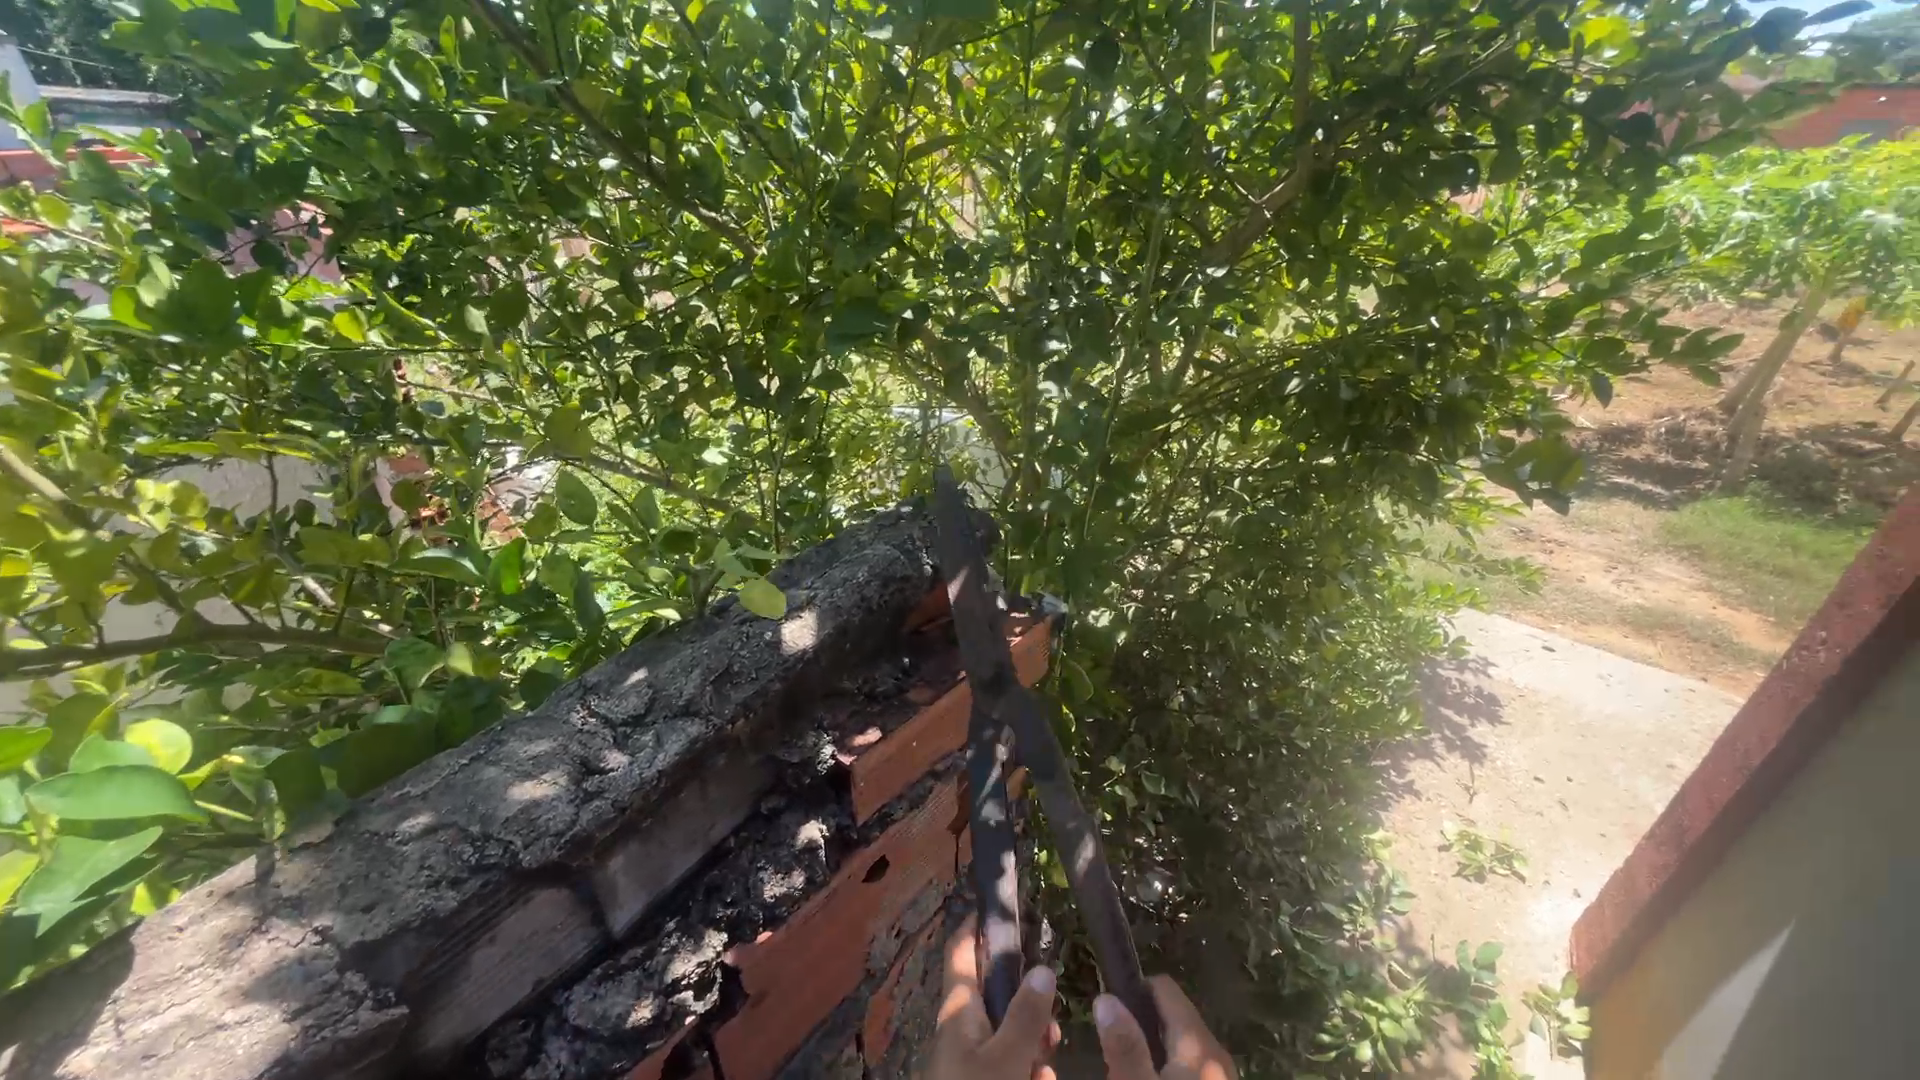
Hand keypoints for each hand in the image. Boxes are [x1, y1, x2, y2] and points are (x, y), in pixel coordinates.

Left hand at [927, 918, 1061, 1079]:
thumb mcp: (1006, 1057)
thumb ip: (1025, 1016)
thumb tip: (1043, 969)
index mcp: (959, 1006)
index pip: (960, 949)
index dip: (975, 924)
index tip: (1001, 904)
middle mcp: (963, 1024)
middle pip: (997, 992)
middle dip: (1030, 999)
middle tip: (1055, 1009)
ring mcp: (971, 1052)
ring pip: (1009, 1031)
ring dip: (1036, 1041)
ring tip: (1050, 1057)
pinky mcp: (982, 1075)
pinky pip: (1010, 1062)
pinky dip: (1029, 1069)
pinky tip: (1043, 1079)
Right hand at [1094, 977, 1235, 1079]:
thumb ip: (1125, 1046)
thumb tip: (1106, 998)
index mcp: (1197, 1039)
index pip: (1164, 987)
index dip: (1133, 991)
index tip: (1110, 1014)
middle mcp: (1215, 1048)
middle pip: (1171, 1016)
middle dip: (1141, 1028)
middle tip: (1117, 1058)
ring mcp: (1222, 1073)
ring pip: (1180, 1045)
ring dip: (1154, 1053)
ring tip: (1132, 1073)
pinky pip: (1191, 1067)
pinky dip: (1170, 1070)